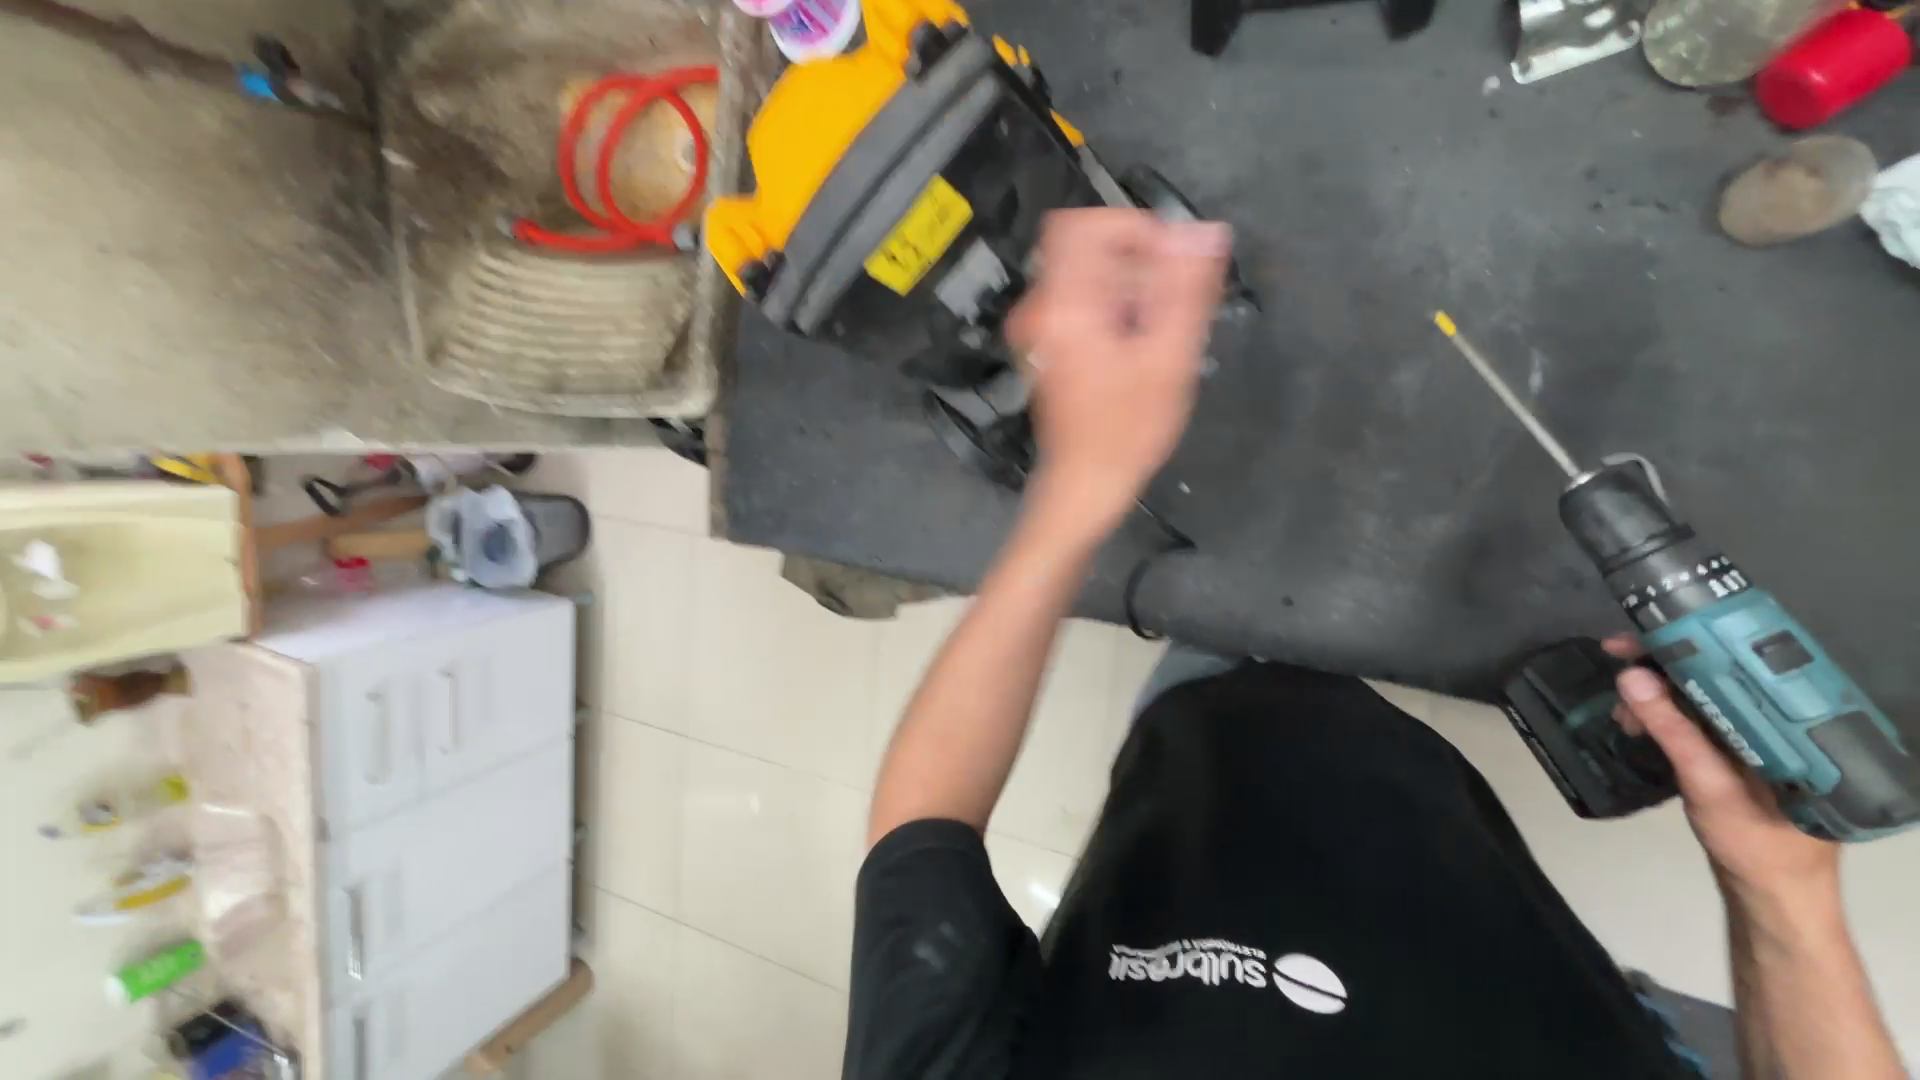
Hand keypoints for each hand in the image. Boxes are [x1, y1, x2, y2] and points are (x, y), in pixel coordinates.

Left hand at [1006, 209, 1230, 532]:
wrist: (1084, 482)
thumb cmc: (1125, 430)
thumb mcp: (1168, 357)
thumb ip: (1185, 290)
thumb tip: (1204, 232)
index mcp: (1063, 304)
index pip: (1085, 225)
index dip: (1132, 230)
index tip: (1164, 263)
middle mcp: (1040, 309)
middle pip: (1088, 249)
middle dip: (1135, 265)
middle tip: (1165, 306)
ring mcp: (1039, 328)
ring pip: (1087, 276)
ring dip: (1128, 290)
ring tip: (1154, 333)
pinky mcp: (1047, 345)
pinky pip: (1082, 303)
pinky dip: (1113, 311)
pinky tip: (1135, 346)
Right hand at [1604, 636, 1840, 906]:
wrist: (1774, 895)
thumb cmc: (1756, 845)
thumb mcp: (1709, 786)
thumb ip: (1673, 731)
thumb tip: (1632, 677)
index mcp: (1801, 727)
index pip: (1746, 665)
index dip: (1692, 643)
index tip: (1643, 635)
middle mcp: (1790, 724)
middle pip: (1724, 674)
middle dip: (1663, 667)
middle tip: (1616, 660)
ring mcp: (1768, 738)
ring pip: (1707, 694)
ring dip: (1658, 693)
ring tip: (1625, 711)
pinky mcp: (1747, 750)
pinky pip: (1703, 716)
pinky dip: (1667, 712)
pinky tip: (1641, 721)